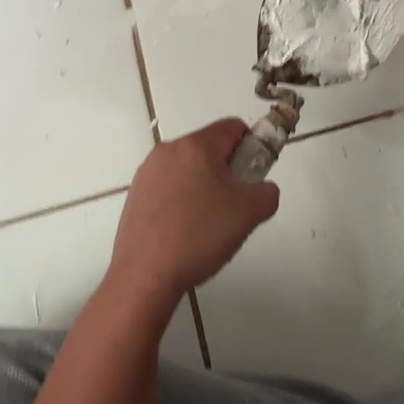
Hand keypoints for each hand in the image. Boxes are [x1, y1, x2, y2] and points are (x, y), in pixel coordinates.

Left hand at [108, 119, 280, 301]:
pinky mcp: (135, 196)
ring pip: (189, 171)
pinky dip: (182, 203)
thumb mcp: (250, 213)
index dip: (252, 148)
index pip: (234, 128)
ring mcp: (147, 173)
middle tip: (234, 207)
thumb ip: (268, 192)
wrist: (145, 276)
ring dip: (205, 188)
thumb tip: (263, 190)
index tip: (253, 179)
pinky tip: (185, 233)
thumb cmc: (200, 236)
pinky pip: (169, 189)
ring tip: (208, 226)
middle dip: (228, 172)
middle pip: (210, 149)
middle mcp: (168, 151)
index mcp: (195, 146)